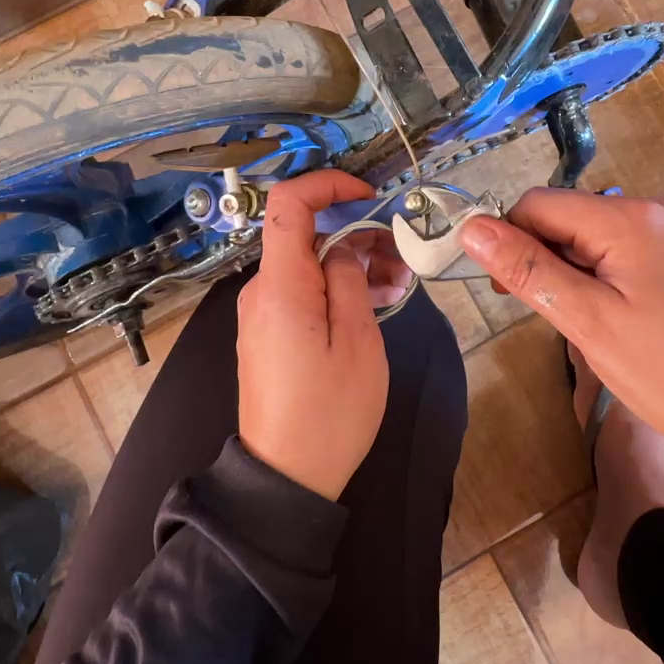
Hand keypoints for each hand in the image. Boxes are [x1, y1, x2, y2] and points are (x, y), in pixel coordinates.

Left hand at [236, 170, 391, 499]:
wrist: (284, 479)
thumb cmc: (328, 413)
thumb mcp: (357, 343)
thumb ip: (348, 281)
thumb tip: (342, 248)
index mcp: (280, 286)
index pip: (288, 203)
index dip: (328, 184)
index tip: (369, 197)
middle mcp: (261, 291)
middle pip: (305, 237)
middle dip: (355, 234)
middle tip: (402, 259)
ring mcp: (262, 315)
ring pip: (308, 267)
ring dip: (351, 265)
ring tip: (398, 287)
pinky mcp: (268, 335)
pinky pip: (301, 294)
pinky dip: (335, 290)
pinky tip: (372, 306)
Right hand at [458, 190, 663, 458]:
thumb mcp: (593, 326)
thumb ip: (531, 272)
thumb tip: (472, 229)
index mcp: (629, 220)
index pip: (539, 205)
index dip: (510, 241)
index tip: (509, 293)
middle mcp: (659, 208)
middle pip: (573, 218)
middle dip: (549, 260)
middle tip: (555, 319)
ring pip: (604, 235)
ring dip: (582, 269)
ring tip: (595, 324)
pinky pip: (638, 248)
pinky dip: (616, 274)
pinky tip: (629, 315)